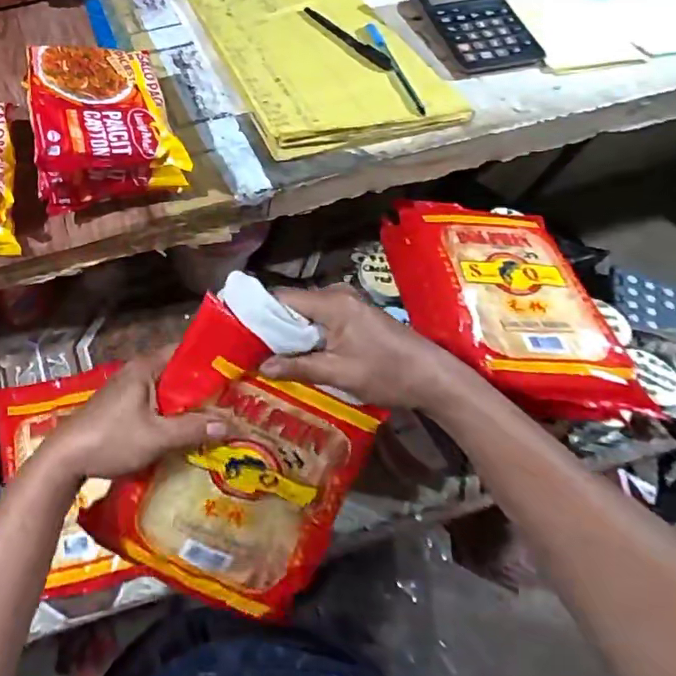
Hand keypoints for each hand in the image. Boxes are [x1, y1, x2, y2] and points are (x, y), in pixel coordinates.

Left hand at [33, 347, 224, 483]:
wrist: (68, 456)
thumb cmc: (112, 439)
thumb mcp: (157, 437)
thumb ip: (192, 428)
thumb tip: (230, 424)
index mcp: (144, 369)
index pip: (182, 353)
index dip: (209, 362)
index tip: (236, 374)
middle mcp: (136, 373)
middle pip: (177, 375)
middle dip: (203, 390)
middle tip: (237, 404)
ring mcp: (128, 391)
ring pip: (167, 393)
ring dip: (189, 406)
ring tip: (221, 421)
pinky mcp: (124, 409)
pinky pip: (156, 406)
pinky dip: (173, 416)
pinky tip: (190, 434)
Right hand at [259, 284, 475, 411]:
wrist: (439, 380)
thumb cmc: (389, 374)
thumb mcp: (340, 374)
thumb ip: (299, 367)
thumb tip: (261, 366)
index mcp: (331, 303)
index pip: (280, 297)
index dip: (256, 310)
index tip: (236, 327)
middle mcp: (336, 295)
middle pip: (290, 303)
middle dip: (269, 323)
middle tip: (247, 344)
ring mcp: (347, 304)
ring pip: (303, 312)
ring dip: (288, 331)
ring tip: (266, 350)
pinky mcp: (355, 315)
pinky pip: (318, 318)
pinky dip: (305, 333)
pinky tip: (296, 352)